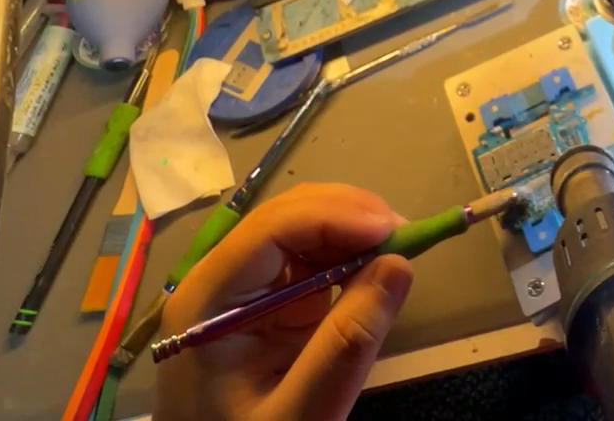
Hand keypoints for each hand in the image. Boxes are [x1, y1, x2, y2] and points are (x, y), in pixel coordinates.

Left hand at [154, 184, 413, 420]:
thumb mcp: (298, 415)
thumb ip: (344, 346)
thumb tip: (399, 264)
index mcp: (208, 301)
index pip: (272, 228)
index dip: (334, 216)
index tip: (390, 231)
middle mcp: (221, 276)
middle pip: (289, 212)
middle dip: (350, 214)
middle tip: (404, 237)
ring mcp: (246, 280)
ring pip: (305, 219)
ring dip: (354, 225)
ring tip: (395, 249)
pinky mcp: (271, 290)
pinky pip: (312, 246)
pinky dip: (349, 245)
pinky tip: (373, 264)